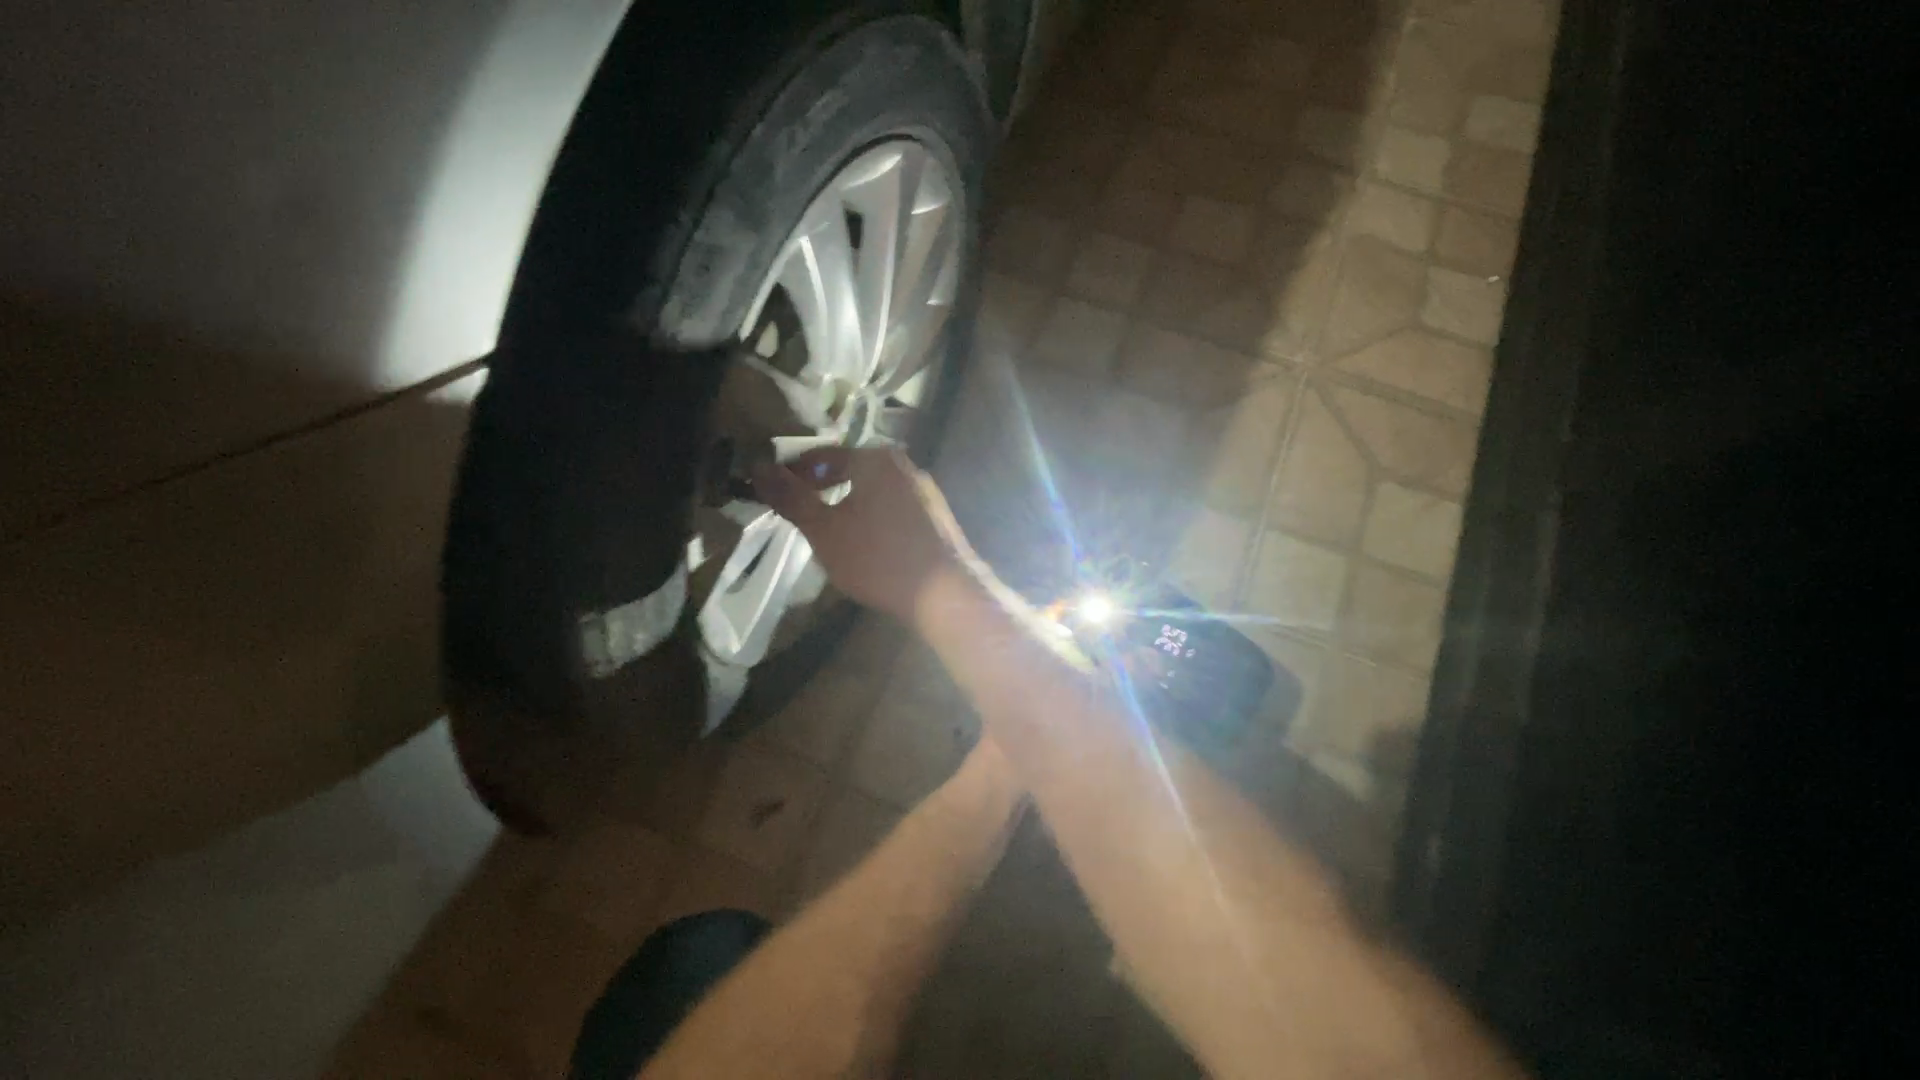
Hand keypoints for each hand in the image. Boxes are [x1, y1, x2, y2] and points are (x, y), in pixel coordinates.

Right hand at [752, 446, 974, 625]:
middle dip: (822, 487)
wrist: (946, 594)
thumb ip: (791, 497)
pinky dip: (873, 517)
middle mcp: (904, 465)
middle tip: (798, 510)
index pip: (822, 455)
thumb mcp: (824, 529)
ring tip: (828, 529)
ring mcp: (926, 491)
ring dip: (848, 503)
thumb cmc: (878, 557)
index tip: (774, 492)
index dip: (794, 472)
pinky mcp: (938, 517)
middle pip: (851, 468)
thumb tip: (757, 467)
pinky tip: (866, 543)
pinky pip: (894, 507)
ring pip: (874, 489)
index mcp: (876, 459)